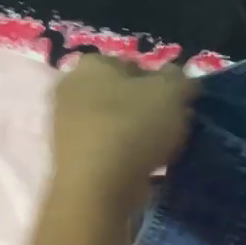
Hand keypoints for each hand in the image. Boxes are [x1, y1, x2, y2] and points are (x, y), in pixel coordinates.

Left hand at [52, 54, 197, 188]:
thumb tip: (180, 76)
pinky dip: (123, 151)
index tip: (179, 104)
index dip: (160, 82)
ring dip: (135, 130)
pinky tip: (141, 164)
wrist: (98, 182)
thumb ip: (181, 79)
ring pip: (113, 119)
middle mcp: (71, 84)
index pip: (134, 65)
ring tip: (160, 149)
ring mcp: (65, 119)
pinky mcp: (69, 151)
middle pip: (121, 92)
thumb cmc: (135, 127)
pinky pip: (106, 144)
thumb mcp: (172, 94)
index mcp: (94, 63)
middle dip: (146, 106)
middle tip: (172, 126)